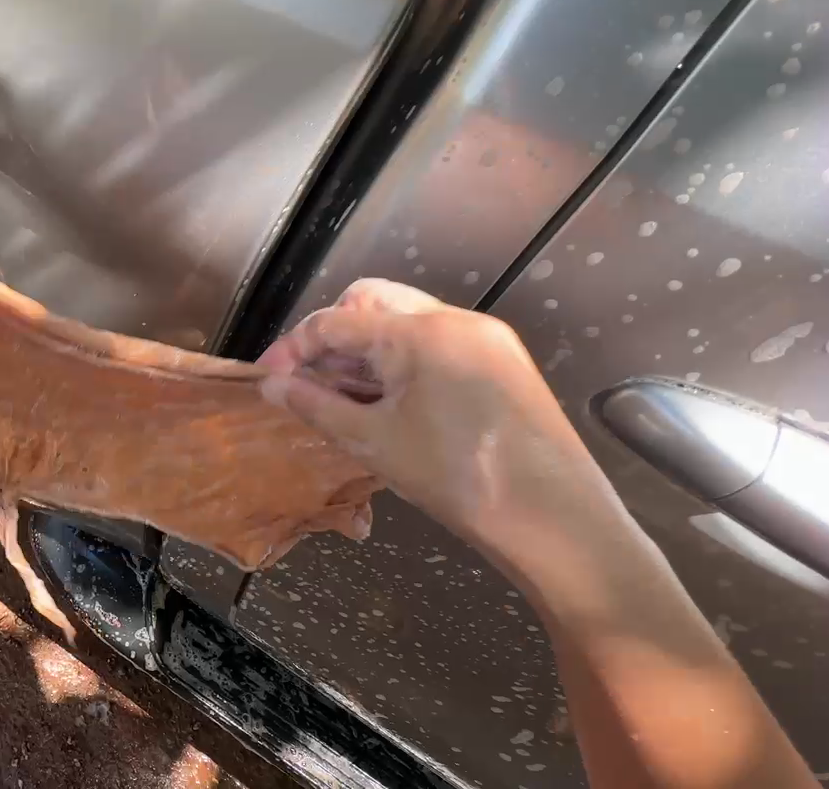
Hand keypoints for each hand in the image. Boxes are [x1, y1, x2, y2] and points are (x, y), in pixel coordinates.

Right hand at [255, 279, 625, 564]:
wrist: (561, 527)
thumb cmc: (458, 480)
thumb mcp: (371, 441)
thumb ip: (312, 404)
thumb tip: (269, 385)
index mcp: (420, 333)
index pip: (333, 322)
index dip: (291, 348)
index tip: (267, 379)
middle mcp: (455, 320)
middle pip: (368, 301)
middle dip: (329, 336)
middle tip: (310, 378)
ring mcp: (484, 339)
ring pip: (401, 319)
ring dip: (362, 348)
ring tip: (343, 394)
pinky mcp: (502, 362)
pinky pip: (432, 341)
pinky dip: (397, 360)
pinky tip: (386, 400)